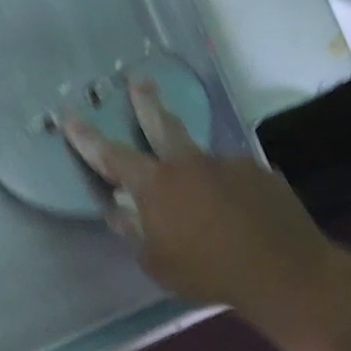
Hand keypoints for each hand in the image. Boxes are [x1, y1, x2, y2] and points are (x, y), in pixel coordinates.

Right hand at [62, 77, 350, 332]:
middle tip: (138, 79)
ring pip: (201, 160)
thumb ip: (135, 232)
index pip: (112, 156)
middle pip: (163, 124)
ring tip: (197, 202)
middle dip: (146, 102)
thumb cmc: (205, 271)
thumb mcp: (156, 261)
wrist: (281, 270)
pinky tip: (232, 215)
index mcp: (156, 186)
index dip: (87, 137)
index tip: (69, 114)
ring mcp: (230, 164)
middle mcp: (191, 164)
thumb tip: (119, 212)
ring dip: (192, 171)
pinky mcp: (261, 174)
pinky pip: (232, 179)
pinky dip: (224, 191)